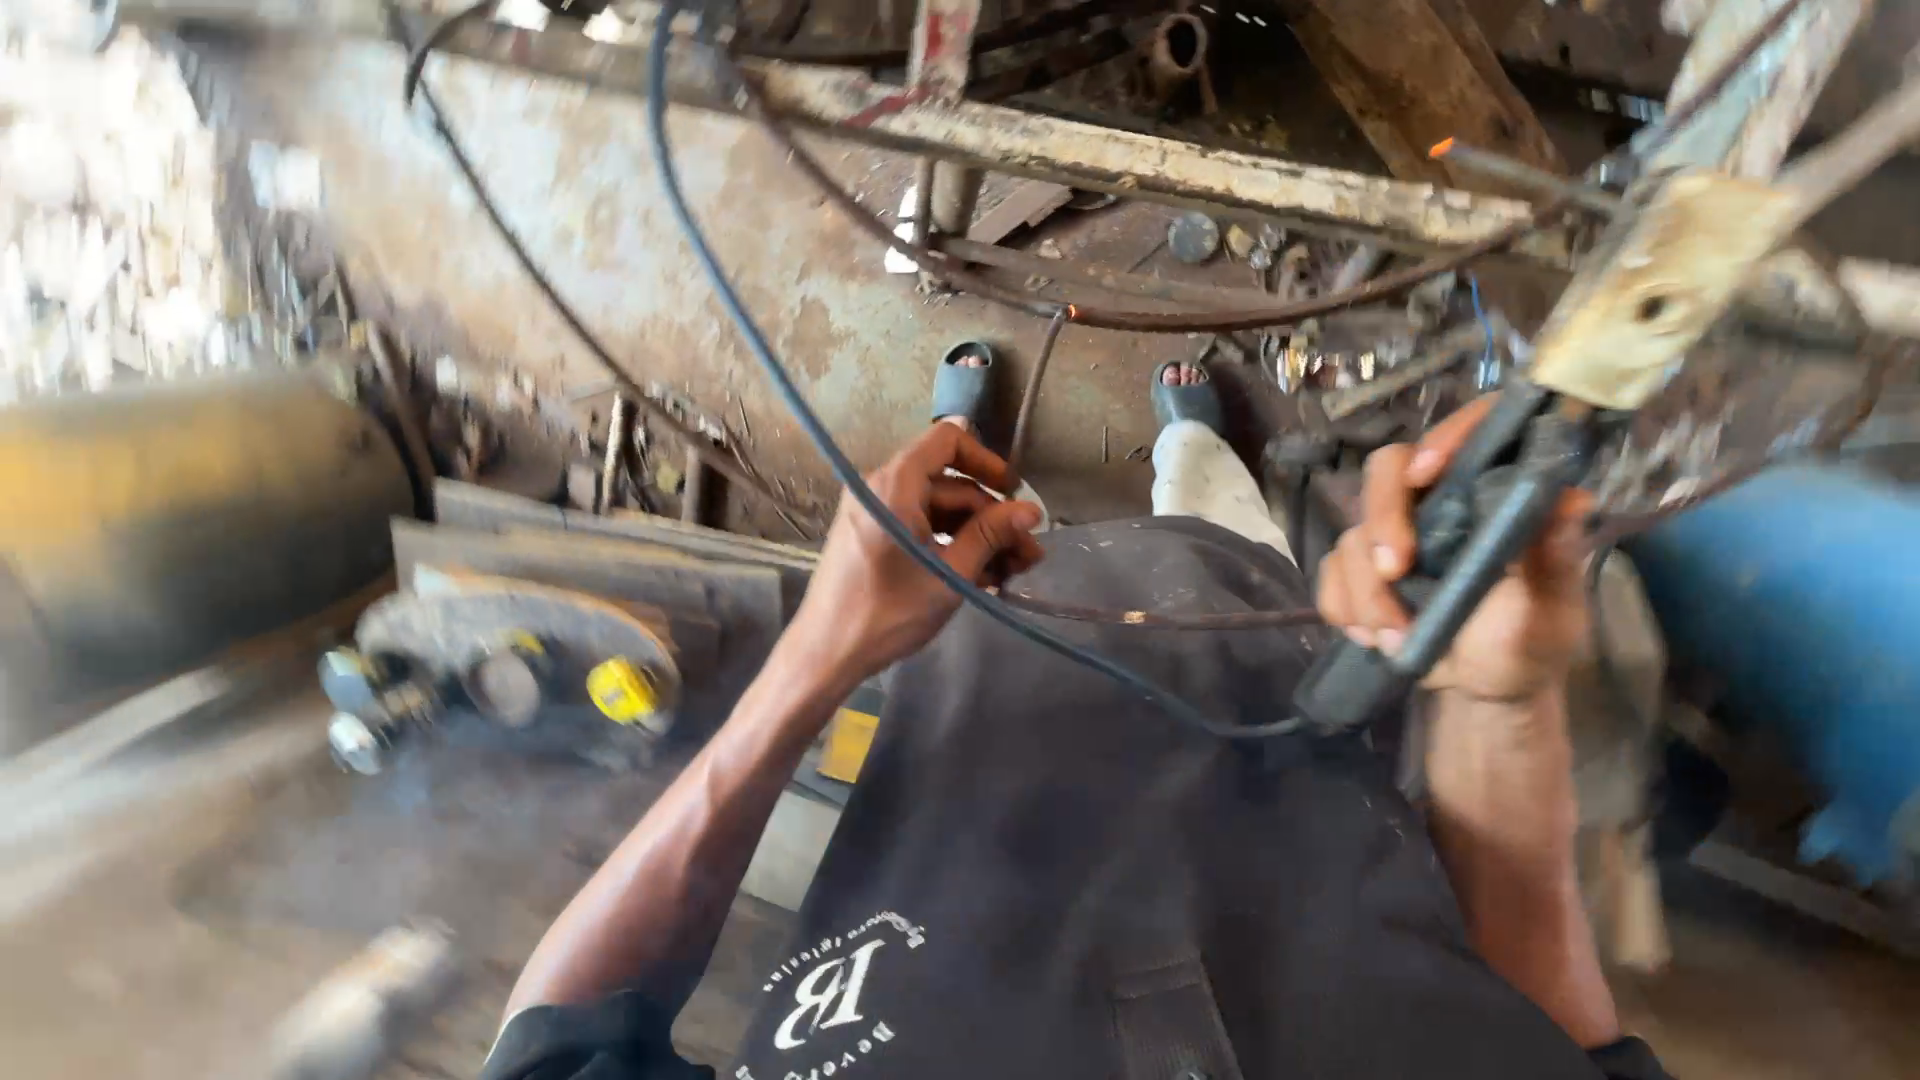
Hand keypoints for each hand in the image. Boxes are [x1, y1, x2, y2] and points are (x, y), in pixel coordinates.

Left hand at [789, 422, 1045, 680]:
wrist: (826, 652)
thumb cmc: (887, 613)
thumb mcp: (949, 576)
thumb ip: (991, 537)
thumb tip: (1032, 510)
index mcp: (895, 485)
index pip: (948, 440)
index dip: (987, 461)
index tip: (1014, 493)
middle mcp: (882, 488)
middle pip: (951, 484)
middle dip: (993, 517)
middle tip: (1029, 553)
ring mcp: (877, 513)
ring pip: (941, 510)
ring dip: (979, 537)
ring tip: (1013, 572)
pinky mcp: (875, 537)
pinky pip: (922, 527)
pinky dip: (953, 546)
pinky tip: (984, 577)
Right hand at [1316, 395, 1591, 705]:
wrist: (1483, 688)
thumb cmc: (1529, 641)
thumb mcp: (1551, 605)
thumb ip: (1554, 557)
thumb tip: (1572, 499)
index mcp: (1489, 494)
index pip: (1469, 435)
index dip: (1446, 437)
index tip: (1427, 472)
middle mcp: (1434, 504)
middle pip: (1385, 472)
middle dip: (1383, 521)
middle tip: (1396, 570)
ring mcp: (1388, 536)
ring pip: (1352, 538)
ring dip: (1368, 593)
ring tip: (1398, 639)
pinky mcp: (1355, 570)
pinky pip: (1329, 577)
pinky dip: (1345, 609)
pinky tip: (1374, 637)